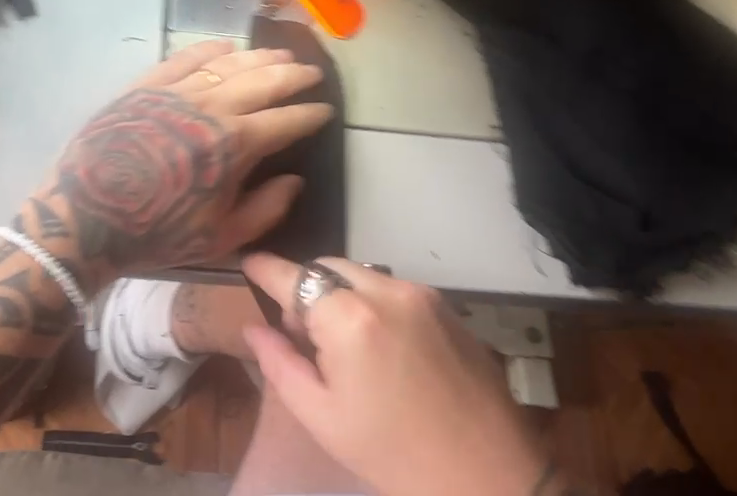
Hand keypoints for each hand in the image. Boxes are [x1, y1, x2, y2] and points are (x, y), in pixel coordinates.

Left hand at [13, 40, 331, 289]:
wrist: (85, 216)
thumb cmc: (157, 233)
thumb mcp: (221, 237)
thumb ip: (267, 208)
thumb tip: (295, 180)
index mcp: (235, 144)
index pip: (286, 121)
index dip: (310, 114)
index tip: (325, 110)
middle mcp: (211, 107)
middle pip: (264, 80)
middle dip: (294, 75)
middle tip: (312, 72)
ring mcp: (177, 90)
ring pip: (228, 64)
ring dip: (260, 57)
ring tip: (280, 54)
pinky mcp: (146, 85)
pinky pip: (184, 58)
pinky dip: (208, 50)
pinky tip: (225, 47)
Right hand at [242, 254, 554, 495]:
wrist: (489, 475)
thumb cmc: (394, 454)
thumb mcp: (323, 418)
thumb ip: (280, 365)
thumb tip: (252, 328)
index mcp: (349, 318)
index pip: (294, 277)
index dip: (266, 268)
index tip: (248, 262)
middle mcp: (385, 290)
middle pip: (328, 267)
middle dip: (307, 289)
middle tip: (302, 334)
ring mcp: (421, 293)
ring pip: (362, 274)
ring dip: (341, 293)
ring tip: (344, 347)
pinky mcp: (447, 304)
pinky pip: (394, 288)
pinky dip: (374, 302)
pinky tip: (382, 349)